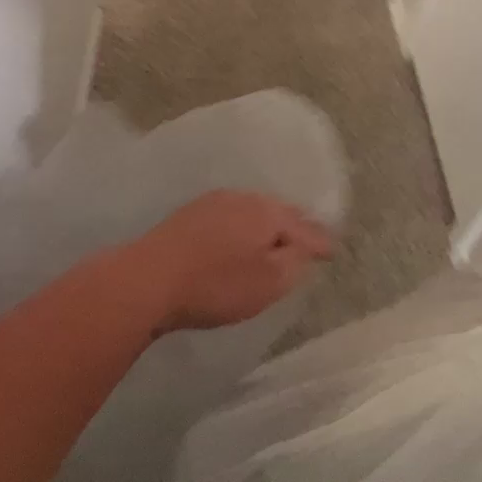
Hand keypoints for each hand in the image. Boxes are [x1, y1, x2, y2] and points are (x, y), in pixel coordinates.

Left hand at [113, 190, 334, 332]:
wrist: (149, 278)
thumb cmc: (216, 284)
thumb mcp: (268, 282)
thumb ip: (294, 262)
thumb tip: (304, 247)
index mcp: (265, 212)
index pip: (303, 226)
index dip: (319, 240)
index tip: (333, 249)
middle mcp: (241, 198)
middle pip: (277, 211)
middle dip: (295, 225)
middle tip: (310, 239)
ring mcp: (211, 203)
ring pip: (251, 211)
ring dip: (267, 225)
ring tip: (278, 239)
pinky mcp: (189, 216)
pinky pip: (230, 217)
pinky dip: (243, 227)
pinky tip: (240, 239)